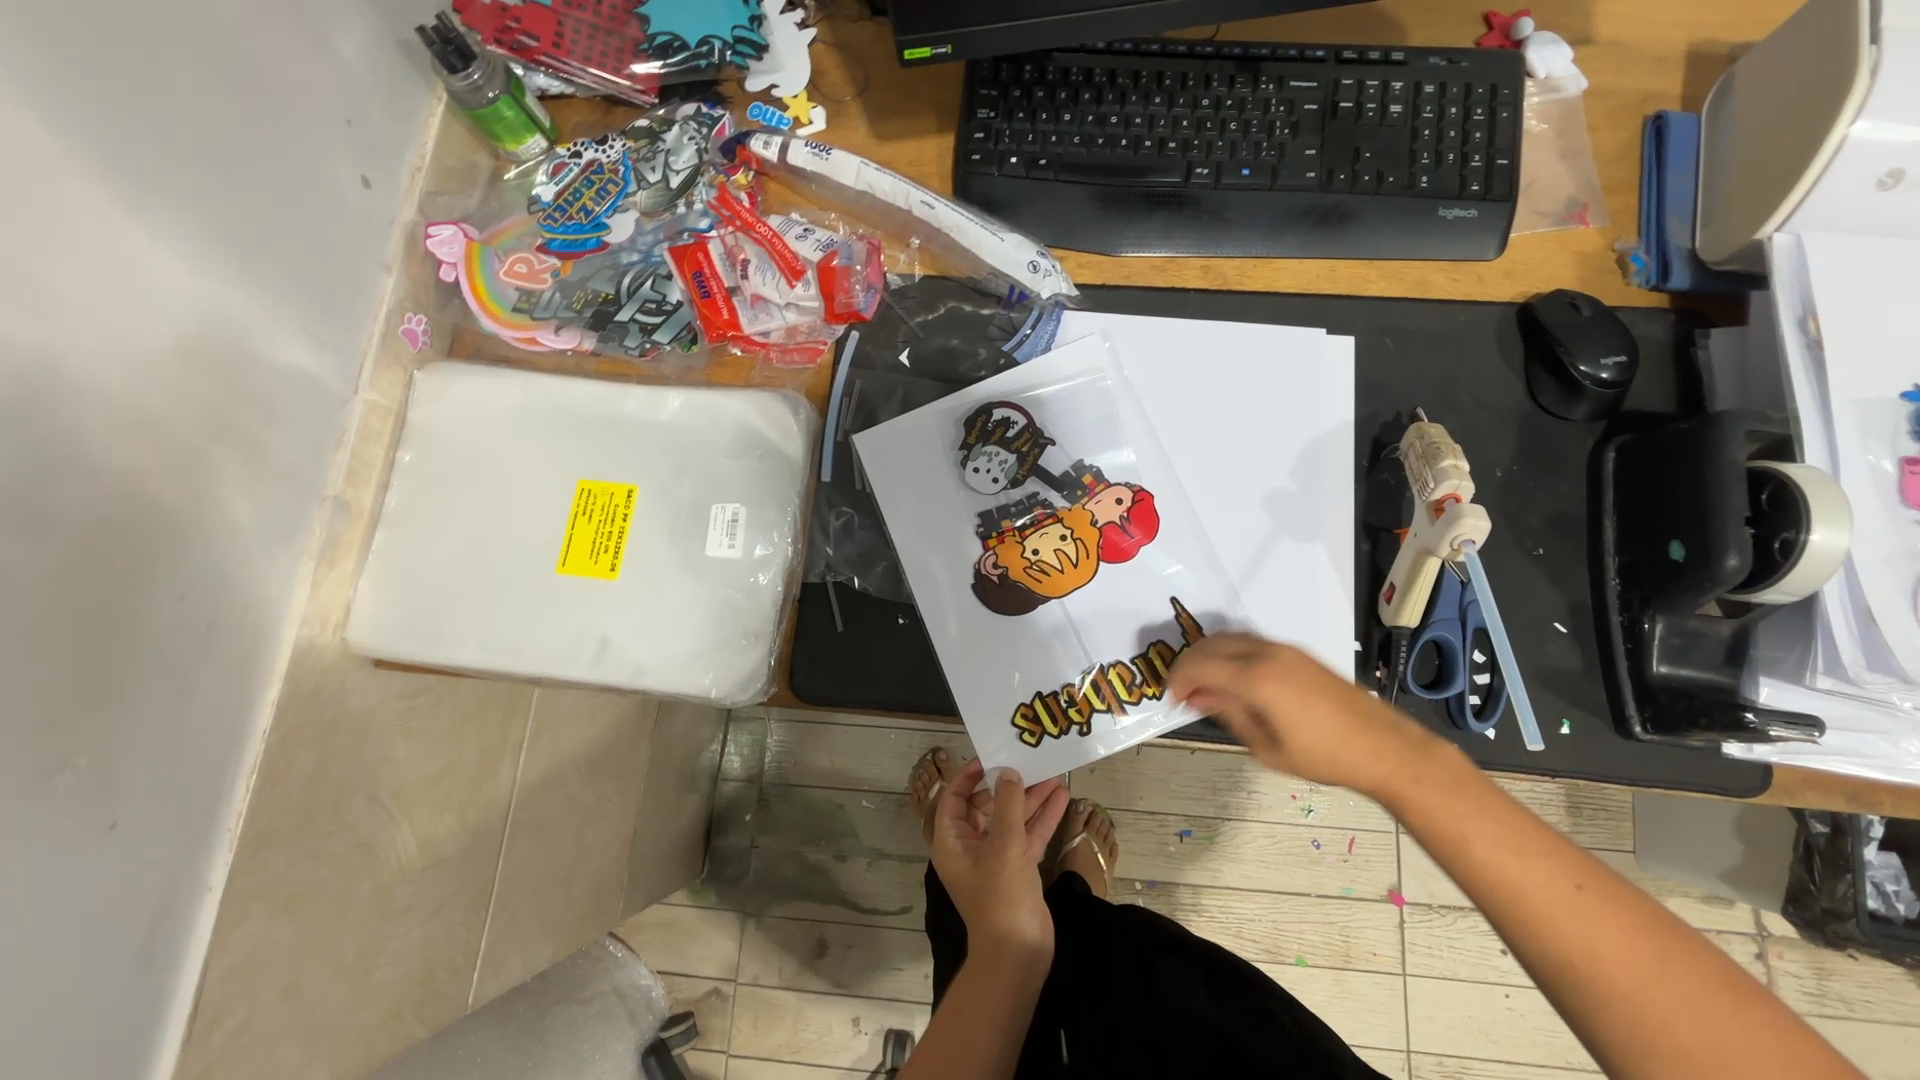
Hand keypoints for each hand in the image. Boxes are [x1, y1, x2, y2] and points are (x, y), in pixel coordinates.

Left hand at [927, 758, 1068, 956]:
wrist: (1017, 952)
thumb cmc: (1000, 895)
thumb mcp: (1003, 844)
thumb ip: (1008, 804)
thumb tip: (1008, 772)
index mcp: (952, 842)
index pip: (954, 799)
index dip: (969, 777)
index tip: (991, 758)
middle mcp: (970, 848)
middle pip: (986, 807)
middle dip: (1009, 787)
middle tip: (1030, 764)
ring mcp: (996, 860)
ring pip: (1012, 820)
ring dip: (1031, 800)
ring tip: (1053, 774)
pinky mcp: (1018, 870)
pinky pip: (1027, 837)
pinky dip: (1042, 819)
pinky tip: (1062, 799)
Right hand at [1167, 633, 1446, 795]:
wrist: (1384, 747)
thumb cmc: (1323, 756)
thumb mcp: (1266, 746)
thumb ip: (1229, 715)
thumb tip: (1198, 698)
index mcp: (1256, 678)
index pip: (1199, 665)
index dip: (1178, 680)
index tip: (1171, 700)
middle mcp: (1267, 653)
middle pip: (1210, 645)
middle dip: (1188, 664)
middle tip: (1180, 692)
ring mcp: (1285, 649)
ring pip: (1230, 638)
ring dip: (1208, 655)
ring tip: (1202, 684)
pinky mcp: (1298, 653)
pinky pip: (1250, 642)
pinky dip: (1229, 653)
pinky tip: (1231, 677)